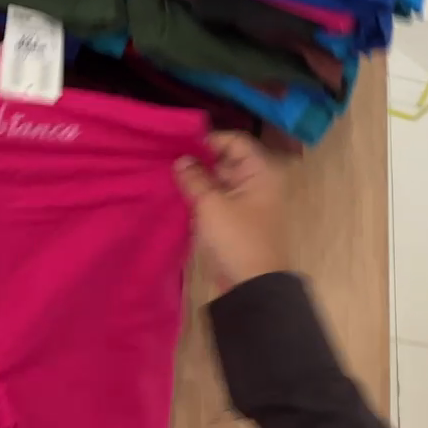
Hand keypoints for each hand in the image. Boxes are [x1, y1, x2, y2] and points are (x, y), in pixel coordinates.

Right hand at [174, 132, 292, 291]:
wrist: (253, 287)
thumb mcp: (210, 205)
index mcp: (260, 172)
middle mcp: (257, 181)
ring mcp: (248, 200)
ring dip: (198, 177)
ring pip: (220, 178)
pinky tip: (179, 193)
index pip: (233, 141)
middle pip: (226, 158)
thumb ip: (194, 178)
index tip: (178, 145)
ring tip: (169, 175)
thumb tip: (181, 159)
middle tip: (168, 159)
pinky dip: (202, 193)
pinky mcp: (238, 217)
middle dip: (199, 158)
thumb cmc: (236, 240)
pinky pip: (218, 196)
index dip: (207, 140)